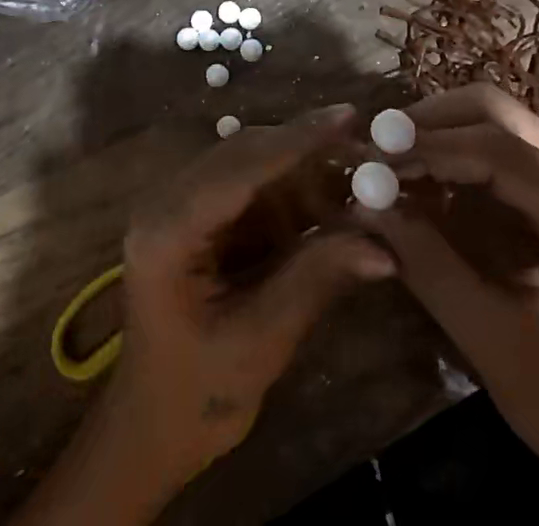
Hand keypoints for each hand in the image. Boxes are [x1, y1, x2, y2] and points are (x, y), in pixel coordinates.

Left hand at [113, 103, 395, 477]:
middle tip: (367, 147)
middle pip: (241, 157)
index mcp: (165, 233)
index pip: (236, 171)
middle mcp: (164, 206)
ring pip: (248, 167)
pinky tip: (328, 204)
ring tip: (358, 177)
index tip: (346, 117)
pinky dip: (290, 195)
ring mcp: (178, 210)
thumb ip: (315, 281)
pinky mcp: (195, 222)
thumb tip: (385, 248)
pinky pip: (248, 192)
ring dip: (302, 172)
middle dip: (304, 150)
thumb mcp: (260, 340)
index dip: (294, 142)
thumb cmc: (197, 392)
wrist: (154, 423)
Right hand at [361, 85, 538, 496]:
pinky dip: (459, 156)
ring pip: (508, 125)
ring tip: (394, 157)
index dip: (434, 146)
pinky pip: (508, 154)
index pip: (506, 153)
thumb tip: (366, 202)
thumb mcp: (484, 332)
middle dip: (435, 122)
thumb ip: (424, 259)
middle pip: (509, 116)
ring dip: (445, 132)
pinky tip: (425, 177)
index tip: (375, 157)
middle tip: (380, 144)